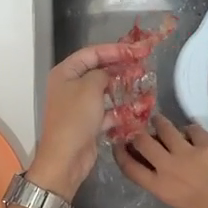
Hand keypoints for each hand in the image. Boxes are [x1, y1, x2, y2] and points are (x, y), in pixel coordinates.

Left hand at [27, 42, 144, 198]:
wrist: (66, 157)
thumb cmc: (75, 118)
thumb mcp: (90, 88)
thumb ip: (102, 74)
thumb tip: (107, 76)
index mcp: (65, 73)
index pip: (91, 53)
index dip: (114, 49)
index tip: (136, 50)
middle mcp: (70, 86)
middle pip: (98, 71)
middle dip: (120, 69)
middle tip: (142, 66)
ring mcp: (79, 106)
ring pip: (104, 92)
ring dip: (122, 89)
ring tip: (142, 85)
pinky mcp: (88, 123)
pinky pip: (107, 111)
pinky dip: (120, 110)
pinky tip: (137, 109)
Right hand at [115, 116, 207, 207]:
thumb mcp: (181, 205)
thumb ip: (166, 185)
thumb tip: (159, 167)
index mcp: (161, 188)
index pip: (130, 167)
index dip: (121, 153)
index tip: (119, 144)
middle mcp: (169, 168)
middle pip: (143, 141)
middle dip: (138, 133)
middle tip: (139, 129)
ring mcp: (189, 153)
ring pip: (165, 129)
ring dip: (159, 124)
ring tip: (159, 122)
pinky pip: (192, 129)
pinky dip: (188, 129)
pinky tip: (191, 133)